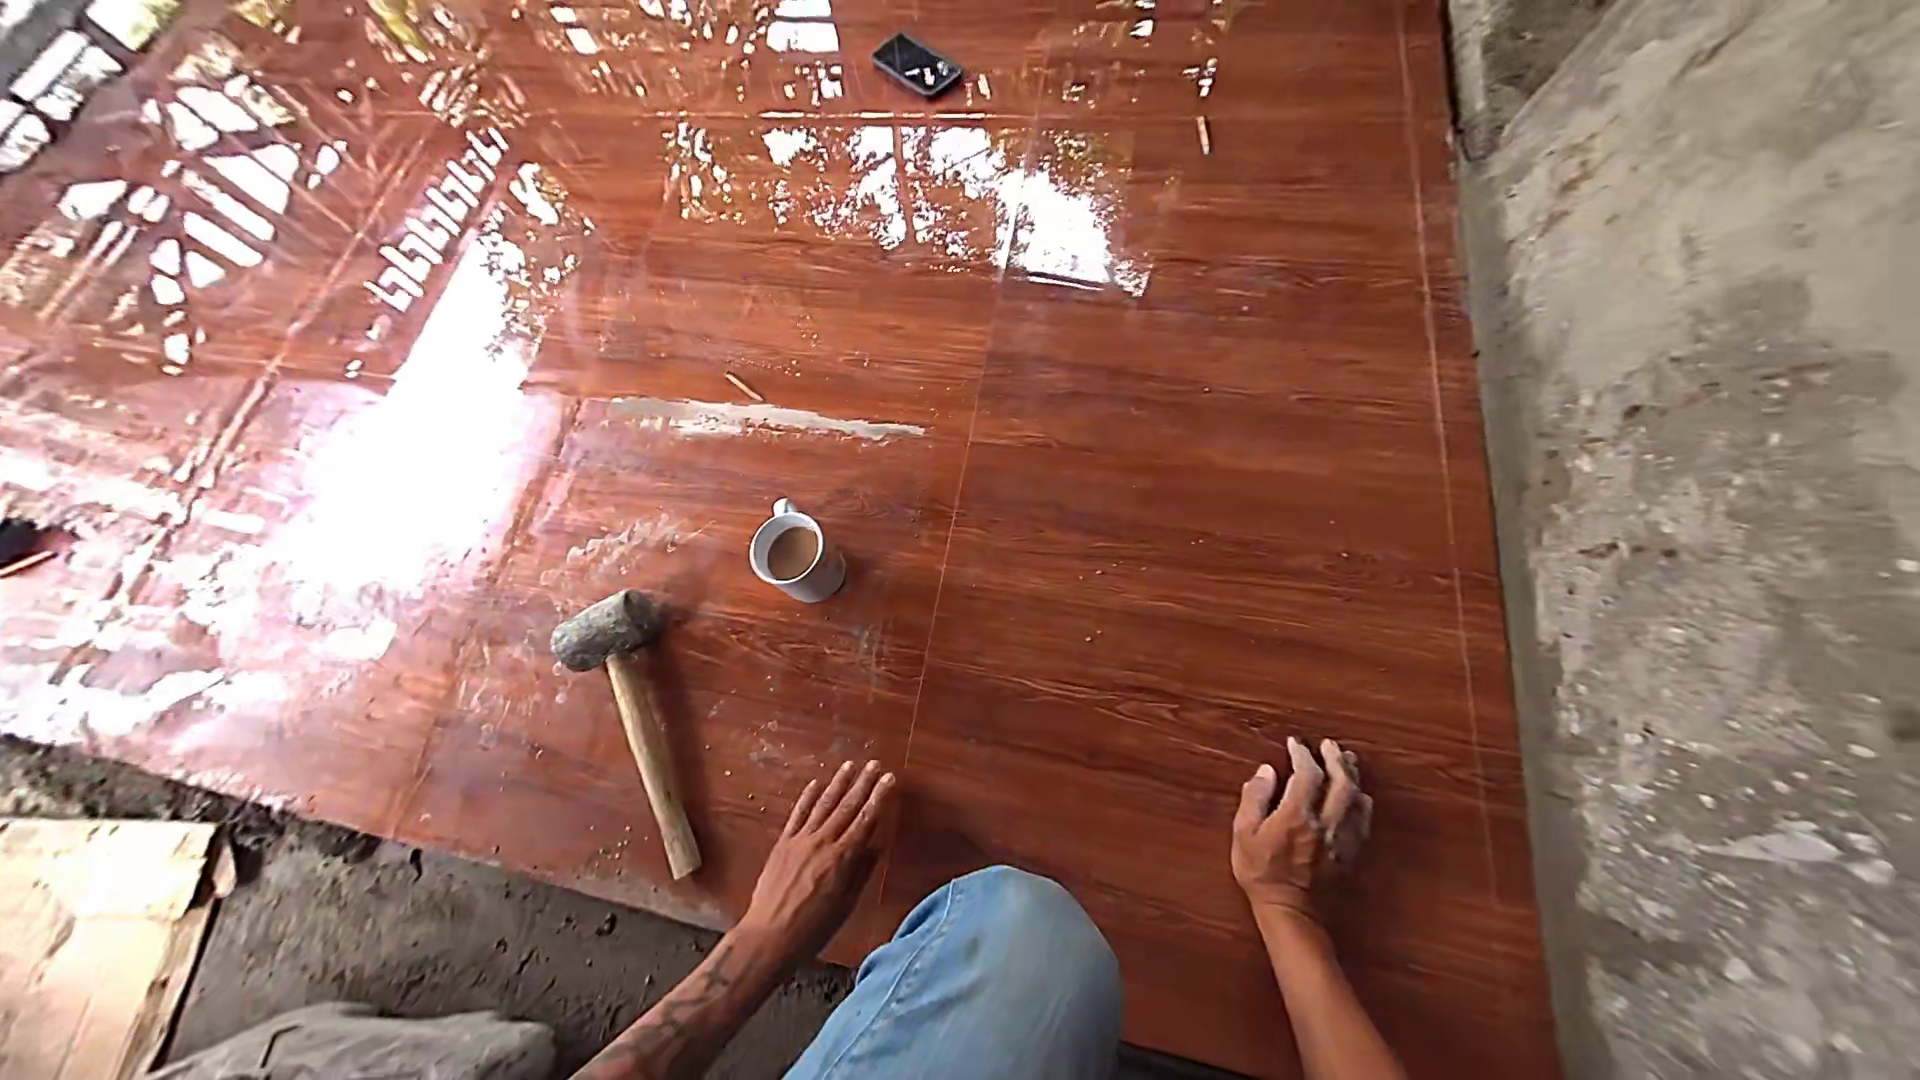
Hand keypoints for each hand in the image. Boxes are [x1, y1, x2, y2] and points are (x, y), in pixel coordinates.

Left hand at [739, 759, 895, 955]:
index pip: (866, 820)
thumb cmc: (813, 928)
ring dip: (839, 783)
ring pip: (824, 804)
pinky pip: (798, 814)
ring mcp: (801, 840)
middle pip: (847, 806)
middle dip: (863, 783)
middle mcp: (823, 842)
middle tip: (874, 763)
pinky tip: (815, 783)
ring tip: (850, 765)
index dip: (879, 797)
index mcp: (842, 858)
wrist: (769, 937)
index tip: (889, 779)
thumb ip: (860, 872)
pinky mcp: (784, 843)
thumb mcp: (845, 905)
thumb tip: (875, 846)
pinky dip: (807, 797)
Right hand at [1231, 737, 1372, 919]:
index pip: (1307, 774)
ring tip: (1346, 761)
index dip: (1302, 754)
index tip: (1295, 744)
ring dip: (1353, 777)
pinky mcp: (1351, 853)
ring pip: (1357, 800)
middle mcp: (1325, 824)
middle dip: (1335, 759)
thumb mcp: (1243, 833)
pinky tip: (1359, 795)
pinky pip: (1364, 821)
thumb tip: (1266, 771)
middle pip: (1341, 783)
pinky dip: (1362, 802)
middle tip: (1329, 744)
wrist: (1290, 912)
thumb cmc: (1260, 871)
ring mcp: (1342, 840)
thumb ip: (1255, 798)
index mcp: (1297, 816)